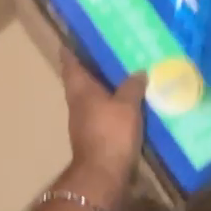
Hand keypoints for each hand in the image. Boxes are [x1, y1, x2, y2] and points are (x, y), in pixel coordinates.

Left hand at [61, 49, 146, 187]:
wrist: (103, 174)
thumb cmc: (110, 133)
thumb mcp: (127, 105)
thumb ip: (133, 86)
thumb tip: (139, 71)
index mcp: (80, 89)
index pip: (70, 62)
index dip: (72, 48)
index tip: (77, 36)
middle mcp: (77, 102)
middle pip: (82, 78)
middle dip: (94, 65)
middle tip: (112, 49)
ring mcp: (84, 120)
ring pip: (93, 95)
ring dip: (105, 85)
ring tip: (126, 72)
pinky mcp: (95, 134)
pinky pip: (104, 111)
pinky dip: (113, 103)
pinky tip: (130, 100)